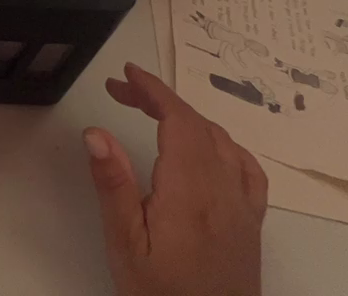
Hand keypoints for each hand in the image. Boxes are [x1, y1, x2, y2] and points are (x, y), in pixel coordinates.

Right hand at [84, 64, 267, 295]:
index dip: (155, 90)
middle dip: (160, 98)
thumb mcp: (125, 243)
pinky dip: (222, 143)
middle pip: (199, 125)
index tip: (126, 73)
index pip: (180, 122)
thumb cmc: (159, 293)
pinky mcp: (251, 225)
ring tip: (151, 113)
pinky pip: (247, 169)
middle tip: (121, 91)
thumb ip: (113, 186)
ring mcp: (243, 209)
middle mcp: (224, 194)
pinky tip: (205, 147)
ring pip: (223, 142)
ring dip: (187, 117)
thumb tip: (96, 132)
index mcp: (191, 193)